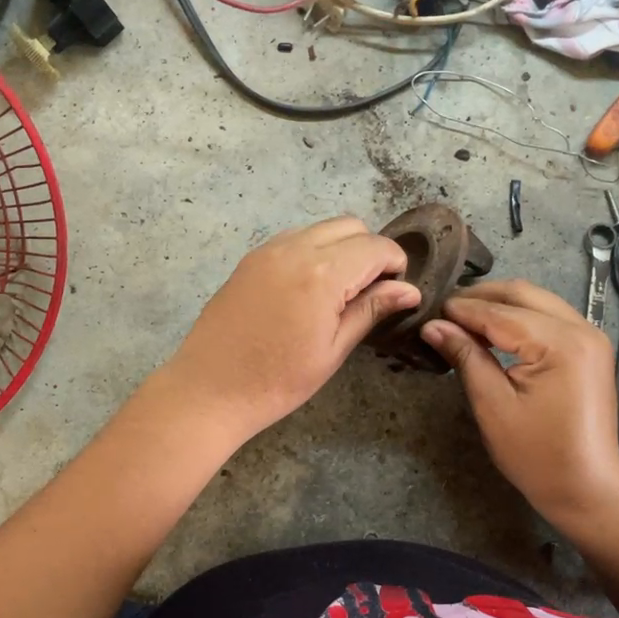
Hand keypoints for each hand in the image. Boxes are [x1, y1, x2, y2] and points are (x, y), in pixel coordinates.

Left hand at [161, 217, 420, 441]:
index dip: (395, 264)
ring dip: (339, 248)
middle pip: (350, 227)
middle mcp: (295, 249)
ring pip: (320, 229)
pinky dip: (311, 252)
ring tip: (338, 293)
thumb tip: (409, 290)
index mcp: (322, 273)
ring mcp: (267, 251)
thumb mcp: (332, 351)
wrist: (209, 390)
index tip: (398, 291)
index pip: (375, 247)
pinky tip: (308, 290)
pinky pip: (292, 240)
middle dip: (368, 251)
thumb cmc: (276, 382)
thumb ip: (370, 311)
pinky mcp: (249, 260)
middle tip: (369, 292)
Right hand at [421, 280, 618, 519]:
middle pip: (523, 293)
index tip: (428, 311)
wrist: (585, 485)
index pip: (500, 312)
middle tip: (442, 310)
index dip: (461, 310)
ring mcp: (590, 336)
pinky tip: (493, 331)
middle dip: (480, 297)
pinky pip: (549, 317)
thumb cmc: (536, 453)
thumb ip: (466, 357)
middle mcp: (581, 328)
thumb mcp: (493, 405)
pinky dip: (519, 317)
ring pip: (537, 301)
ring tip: (462, 319)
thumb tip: (433, 327)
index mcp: (560, 342)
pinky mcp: (589, 348)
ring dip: (500, 304)